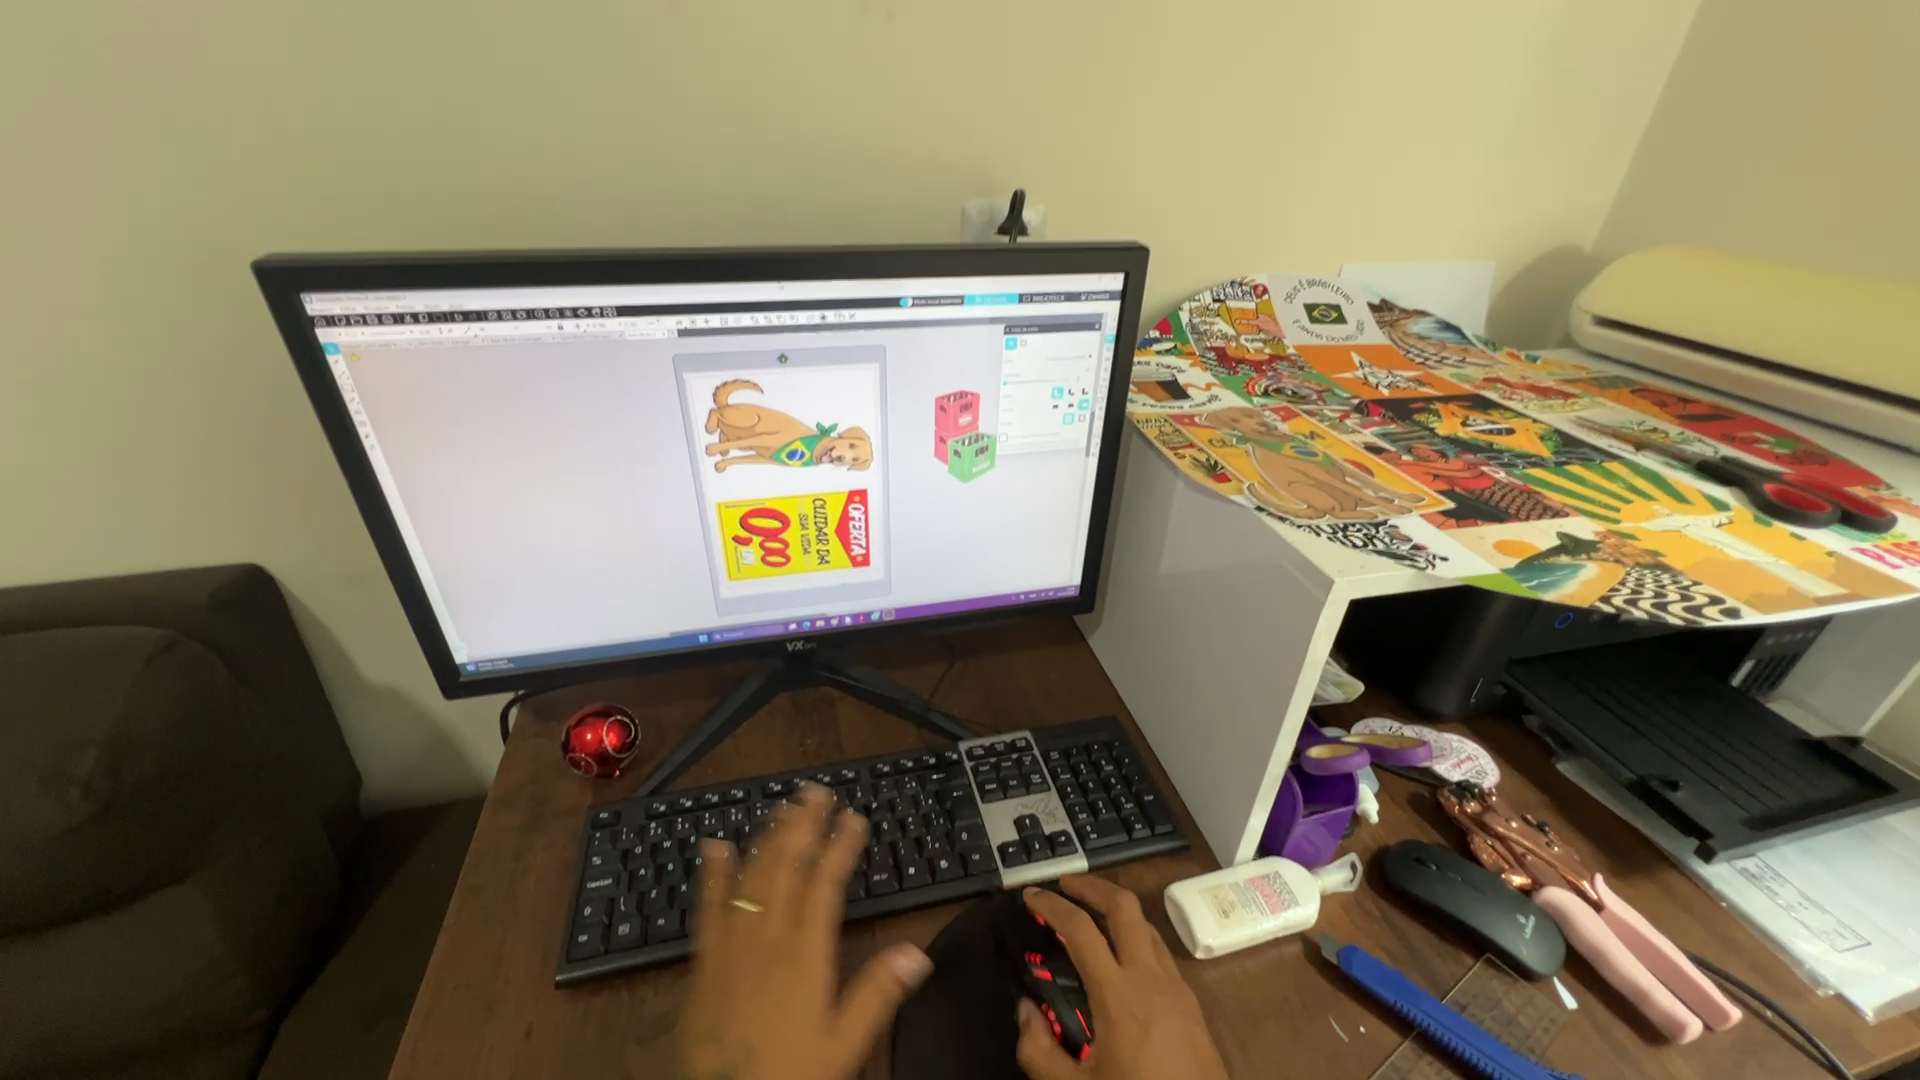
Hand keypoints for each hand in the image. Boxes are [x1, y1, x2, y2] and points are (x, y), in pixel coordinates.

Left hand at [679, 784, 933, 1079]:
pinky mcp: (704, 960)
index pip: (825, 884)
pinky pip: (708, 907)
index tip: (854, 817)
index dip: (841, 846)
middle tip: (816, 792)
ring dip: (767, 836)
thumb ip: (878, 994)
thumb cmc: (787, 1074)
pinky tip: (715, 846)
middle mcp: (767, 938)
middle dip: (803, 825)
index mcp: (804, 954)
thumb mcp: (843, 1043)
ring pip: (751, 877)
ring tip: (783, 806)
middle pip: (786, 867)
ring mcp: (732, 945)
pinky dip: (712, 873)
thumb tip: (917, 953)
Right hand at [1016, 876, 1228, 1079]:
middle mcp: (1150, 978)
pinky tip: (1122, 959)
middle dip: (1092, 886)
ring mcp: (1176, 987)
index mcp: (1118, 995)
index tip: (1031, 896)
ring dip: (1117, 909)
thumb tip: (1025, 1011)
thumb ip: (1040, 1052)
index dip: (1052, 904)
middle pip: (1124, 906)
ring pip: (1146, 925)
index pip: (1080, 928)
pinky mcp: (1191, 1003)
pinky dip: (1136, 937)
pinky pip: (1160, 951)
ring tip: (1092, 915)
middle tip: (1066, 884)